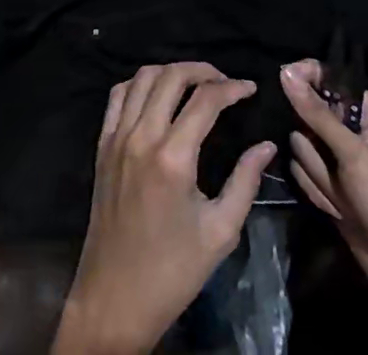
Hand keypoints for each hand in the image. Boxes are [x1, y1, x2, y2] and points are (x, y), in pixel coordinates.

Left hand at [52, 63, 276, 354]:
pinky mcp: (102, 147)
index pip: (205, 99)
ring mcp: (116, 139)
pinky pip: (118, 97)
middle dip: (203, 70)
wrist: (115, 297)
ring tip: (196, 84)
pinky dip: (140, 84)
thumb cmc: (173, 270)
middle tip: (226, 82)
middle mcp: (141, 138)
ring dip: (171, 72)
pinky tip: (158, 95)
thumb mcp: (221, 231)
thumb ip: (246, 181)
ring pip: (141, 78)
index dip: (232, 87)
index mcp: (172, 158)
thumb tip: (266, 145)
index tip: (251, 88)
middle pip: (171, 76)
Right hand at [281, 60, 367, 354]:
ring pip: (301, 146)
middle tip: (337, 166)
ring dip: (318, 173)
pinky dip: (318, 192)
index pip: (328, 77)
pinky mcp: (327, 183)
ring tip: (345, 195)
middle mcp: (352, 129)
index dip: (305, 76)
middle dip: (313, 143)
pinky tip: (340, 210)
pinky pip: (303, 174)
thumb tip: (286, 71)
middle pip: (307, 113)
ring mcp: (337, 158)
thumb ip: (317, 113)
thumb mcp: (354, 156)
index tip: (282, 79)